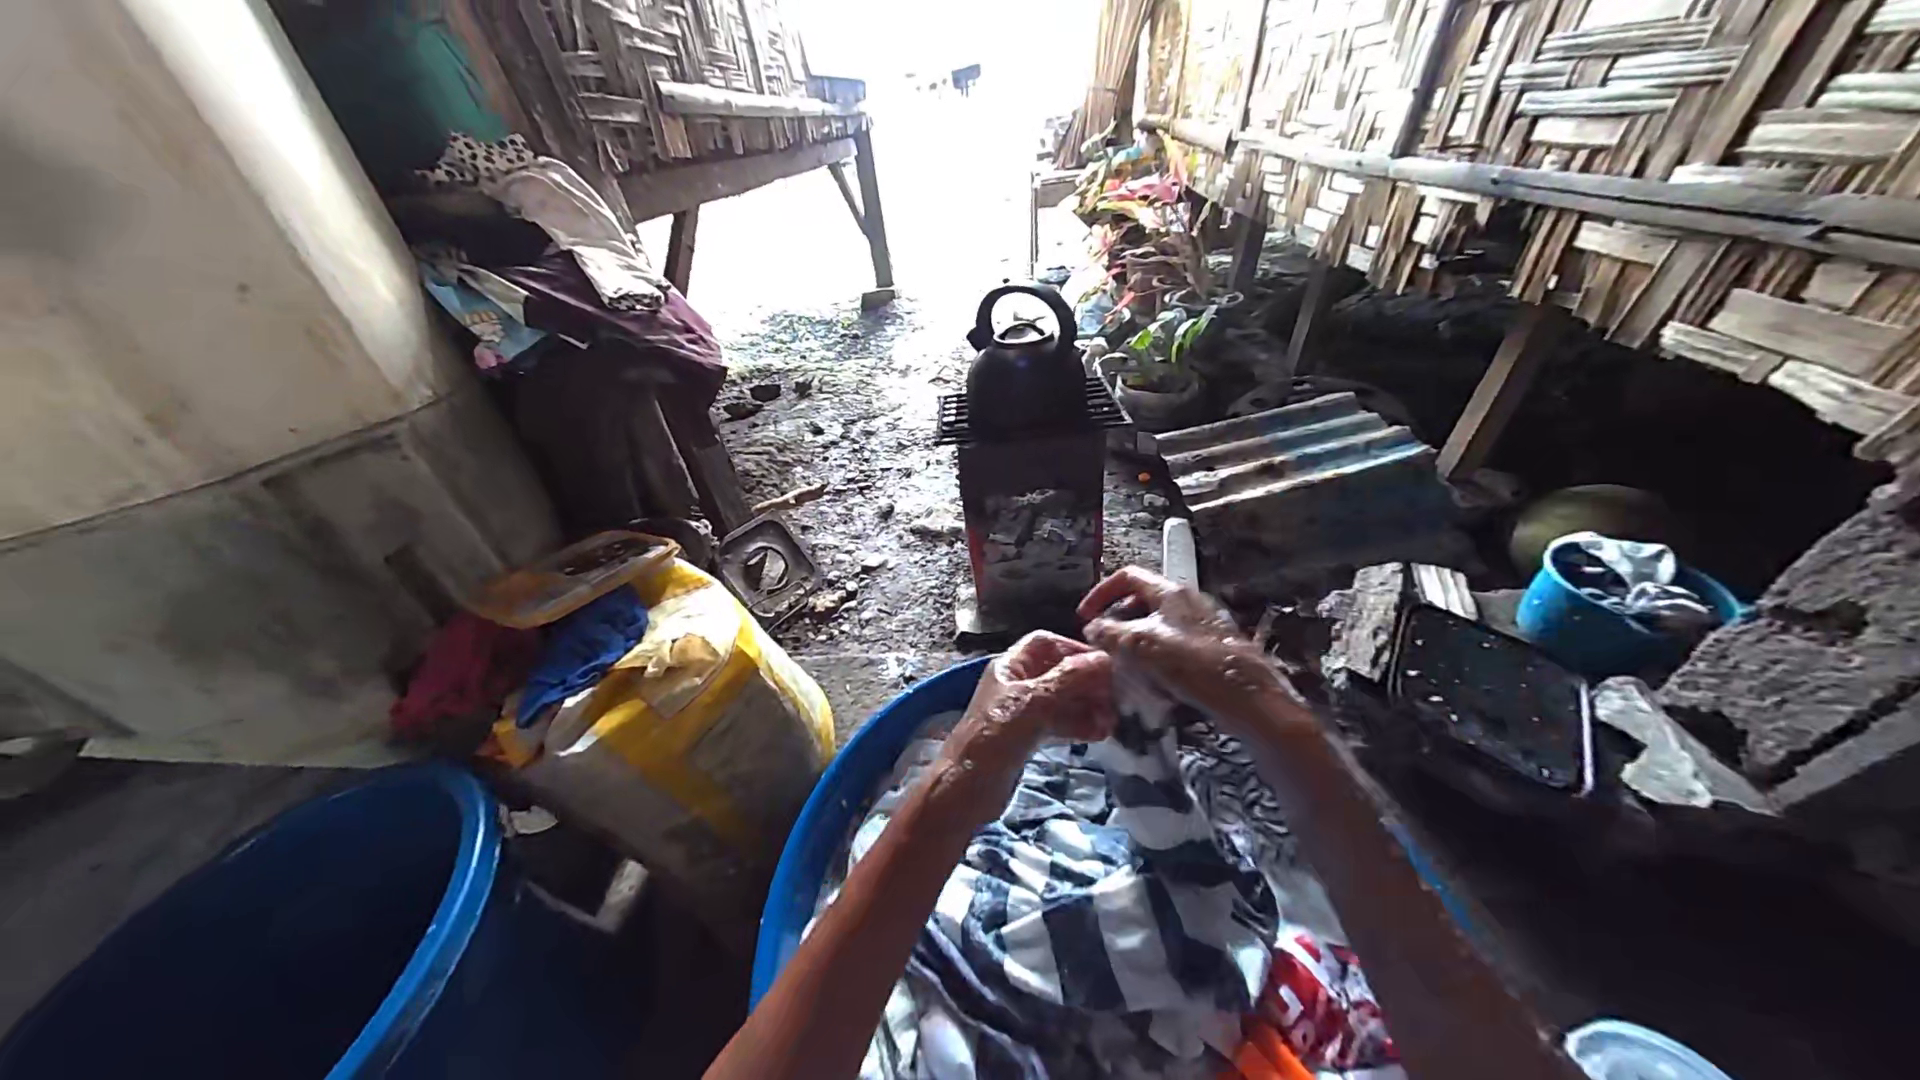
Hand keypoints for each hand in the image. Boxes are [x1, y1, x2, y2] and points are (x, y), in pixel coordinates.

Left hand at [928, 631, 1114, 826]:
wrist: (964, 792)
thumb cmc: (993, 740)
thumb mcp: (1032, 704)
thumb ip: (1068, 680)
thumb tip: (1104, 658)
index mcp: (1010, 666)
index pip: (1047, 643)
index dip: (1075, 650)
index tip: (1105, 667)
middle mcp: (1016, 684)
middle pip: (1059, 671)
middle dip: (1087, 683)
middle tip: (1114, 700)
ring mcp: (1022, 712)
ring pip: (1062, 699)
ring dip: (1087, 706)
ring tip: (1111, 722)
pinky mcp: (1027, 738)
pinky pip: (1059, 723)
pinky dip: (1078, 725)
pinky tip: (1099, 734)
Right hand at [1079, 567, 1308, 731]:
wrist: (1249, 699)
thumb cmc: (1193, 665)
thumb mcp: (1141, 646)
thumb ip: (1110, 633)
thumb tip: (1092, 628)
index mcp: (1171, 592)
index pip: (1127, 576)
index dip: (1101, 593)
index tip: (1086, 616)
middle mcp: (1188, 602)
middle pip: (1141, 601)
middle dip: (1117, 621)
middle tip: (1104, 644)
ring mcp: (1202, 624)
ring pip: (1157, 626)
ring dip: (1135, 642)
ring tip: (1125, 666)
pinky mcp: (1212, 648)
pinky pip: (1173, 645)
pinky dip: (1155, 656)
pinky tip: (1153, 681)